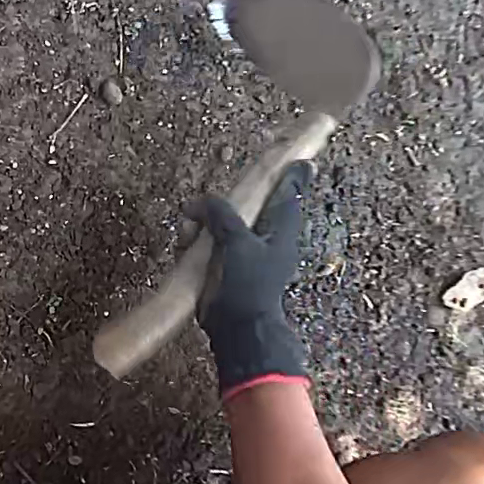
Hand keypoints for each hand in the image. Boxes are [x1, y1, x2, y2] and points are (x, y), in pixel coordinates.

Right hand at [192, 162, 310, 398]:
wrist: (237, 326)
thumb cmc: (249, 283)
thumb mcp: (238, 241)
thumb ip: (220, 214)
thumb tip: (195, 203)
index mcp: (280, 229)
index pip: (288, 193)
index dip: (290, 175)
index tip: (297, 158)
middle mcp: (262, 237)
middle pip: (242, 205)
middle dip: (217, 206)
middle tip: (198, 209)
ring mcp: (240, 251)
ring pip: (216, 223)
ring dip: (199, 225)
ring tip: (188, 233)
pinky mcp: (219, 264)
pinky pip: (203, 243)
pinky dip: (192, 243)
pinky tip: (185, 246)